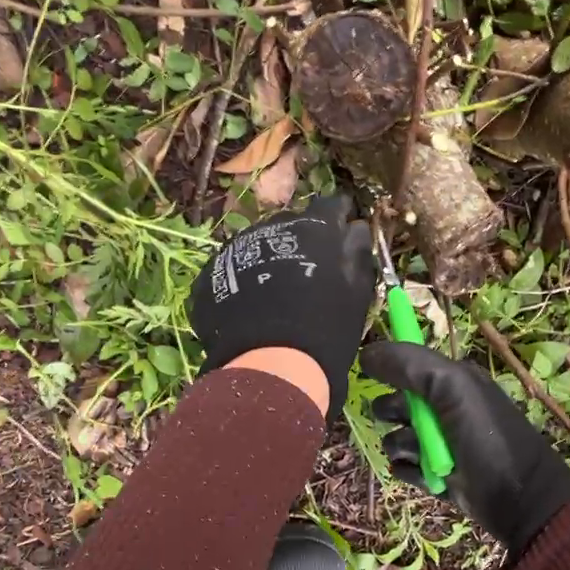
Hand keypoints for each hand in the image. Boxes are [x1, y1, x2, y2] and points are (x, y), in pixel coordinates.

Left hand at [188, 196, 375, 418]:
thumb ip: (357, 255)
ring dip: (270, 260)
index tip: (342, 233)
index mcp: (316, 227)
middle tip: (309, 272)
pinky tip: (251, 308)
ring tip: (276, 294)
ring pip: (259, 244)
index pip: (332, 206)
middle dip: (301, 241)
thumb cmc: (327, 329)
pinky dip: (244, 281)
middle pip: (292, 223)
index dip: (339, 218)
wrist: (273, 364)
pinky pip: (233, 267)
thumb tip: (355, 230)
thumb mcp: (356, 292)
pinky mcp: (212, 271)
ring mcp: (238, 246)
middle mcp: (275, 226)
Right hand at [360, 342, 569, 558]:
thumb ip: (410, 365)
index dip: (388, 369)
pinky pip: (404, 467)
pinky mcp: (436, 473)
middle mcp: (444, 407)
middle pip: (395, 402)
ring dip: (400, 445)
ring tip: (419, 453)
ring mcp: (439, 442)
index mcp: (452, 380)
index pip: (407, 365)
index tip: (370, 376)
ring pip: (396, 437)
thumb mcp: (452, 387)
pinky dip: (408, 470)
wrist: (517, 496)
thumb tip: (365, 354)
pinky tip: (422, 473)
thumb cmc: (485, 435)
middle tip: (400, 419)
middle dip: (391, 411)